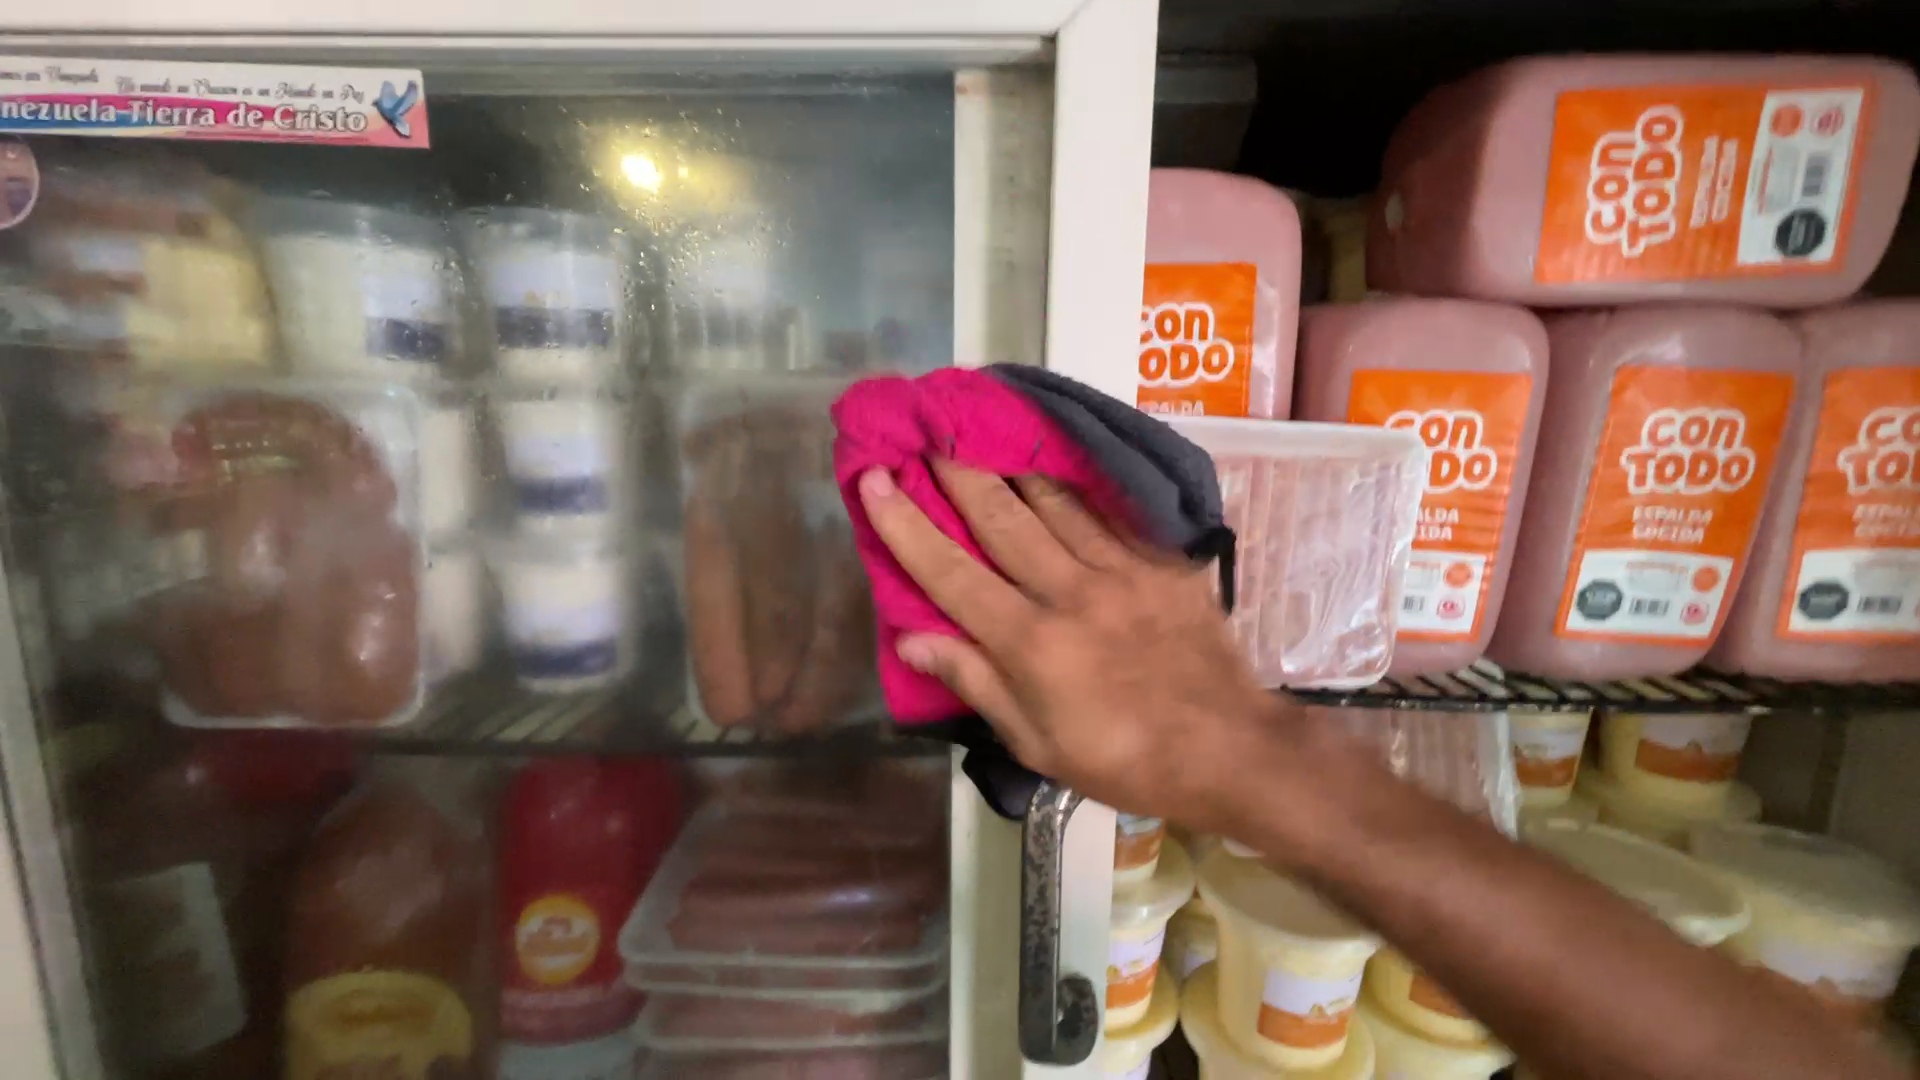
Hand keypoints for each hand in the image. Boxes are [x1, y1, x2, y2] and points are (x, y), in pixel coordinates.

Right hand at [857, 460, 1290, 827]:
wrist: (1229, 748)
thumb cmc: (1122, 758)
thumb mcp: (1037, 742)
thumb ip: (976, 681)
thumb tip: (910, 638)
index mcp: (1031, 643)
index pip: (951, 574)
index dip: (906, 526)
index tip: (874, 481)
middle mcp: (1069, 592)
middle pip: (1001, 517)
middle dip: (956, 471)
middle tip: (926, 433)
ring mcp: (1121, 571)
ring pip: (1054, 502)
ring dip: (1012, 464)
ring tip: (983, 430)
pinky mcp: (1162, 562)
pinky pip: (1109, 512)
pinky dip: (1075, 484)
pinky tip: (1058, 460)